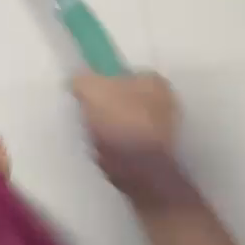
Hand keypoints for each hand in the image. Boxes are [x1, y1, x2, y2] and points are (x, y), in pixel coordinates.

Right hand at [70, 71, 191, 208]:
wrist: (140, 170)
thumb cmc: (119, 121)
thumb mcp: (90, 89)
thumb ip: (81, 78)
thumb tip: (77, 79)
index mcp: (154, 80)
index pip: (122, 74)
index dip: (101, 83)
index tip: (86, 96)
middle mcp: (167, 101)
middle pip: (125, 98)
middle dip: (107, 106)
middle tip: (87, 116)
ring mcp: (166, 129)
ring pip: (127, 122)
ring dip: (112, 128)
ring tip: (95, 137)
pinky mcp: (159, 153)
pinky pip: (130, 143)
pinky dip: (118, 146)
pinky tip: (106, 151)